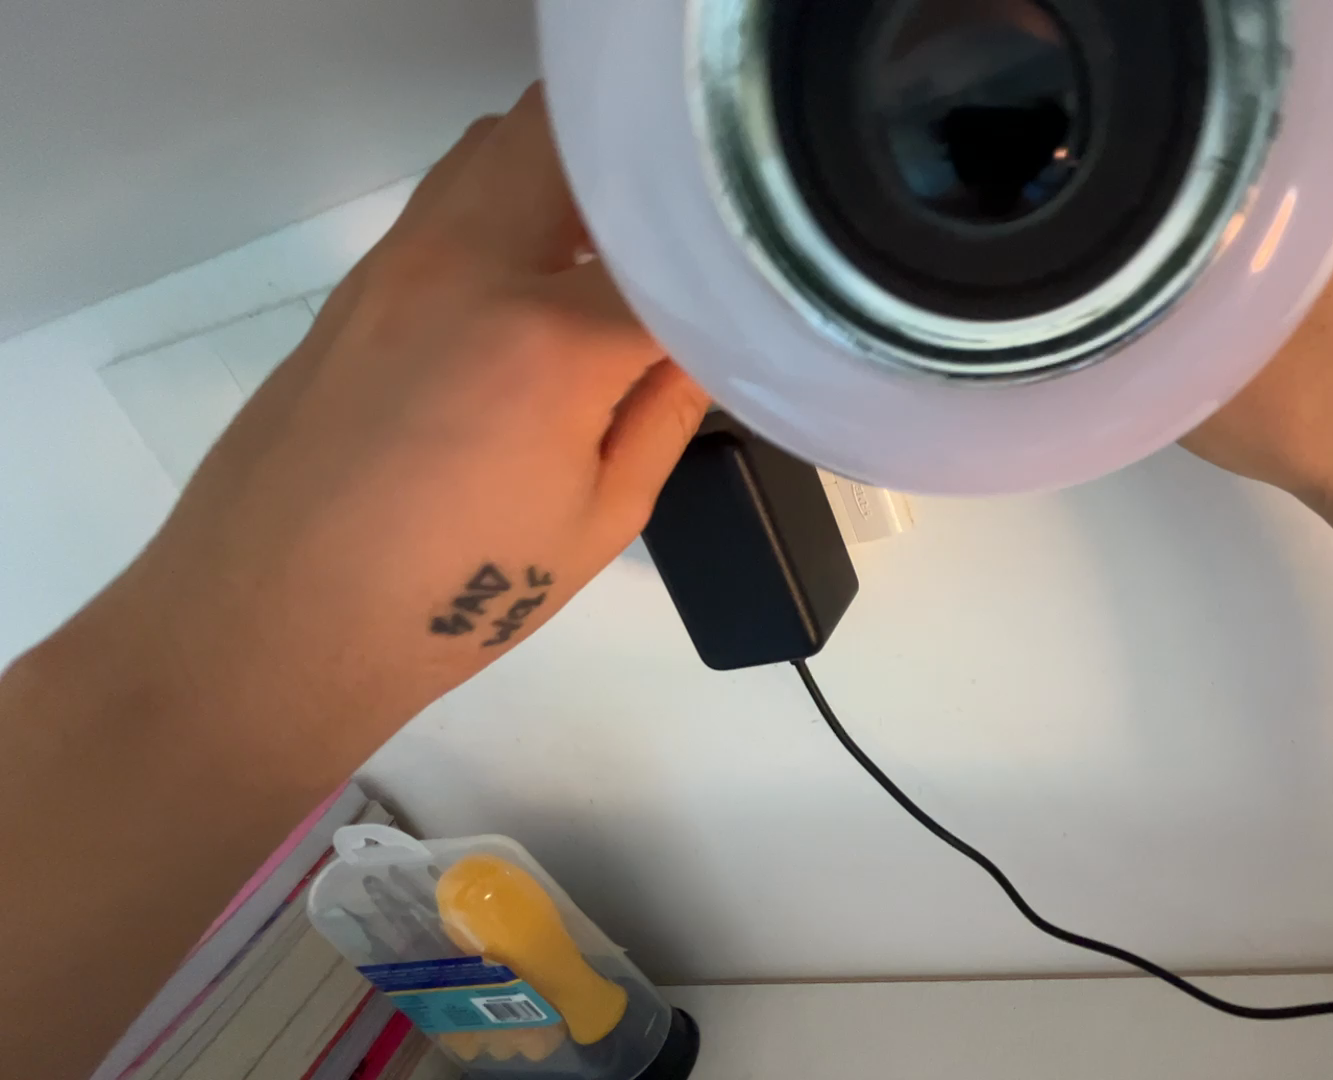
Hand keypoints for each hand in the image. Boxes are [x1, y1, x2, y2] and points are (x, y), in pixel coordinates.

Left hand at [67, 84, 707, 744]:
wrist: (276, 620)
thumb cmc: (464, 591)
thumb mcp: (607, 513)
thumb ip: (667, 410)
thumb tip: (708, 344)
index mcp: (548, 343)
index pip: (670, 260)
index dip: (725, 274)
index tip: (756, 293)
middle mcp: (468, 266)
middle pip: (568, 141)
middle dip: (646, 178)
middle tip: (695, 239)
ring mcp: (402, 261)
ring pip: (501, 144)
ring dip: (577, 176)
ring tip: (629, 249)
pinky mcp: (363, 279)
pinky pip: (456, 193)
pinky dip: (520, 202)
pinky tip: (551, 278)